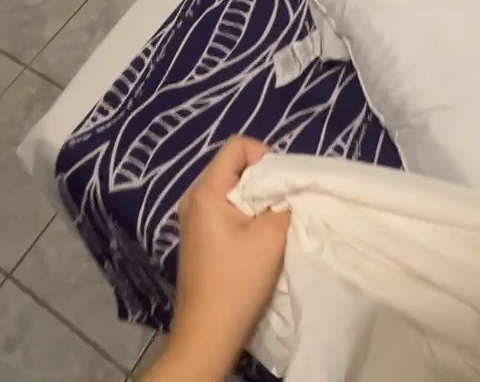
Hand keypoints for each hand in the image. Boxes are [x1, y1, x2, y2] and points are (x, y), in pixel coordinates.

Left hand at [159, 136, 290, 379]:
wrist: (207, 334)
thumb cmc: (238, 281)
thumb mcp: (272, 236)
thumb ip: (284, 201)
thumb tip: (287, 188)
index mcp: (206, 191)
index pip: (237, 145)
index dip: (264, 156)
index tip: (279, 185)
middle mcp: (192, 197)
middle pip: (232, 164)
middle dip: (260, 178)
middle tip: (279, 203)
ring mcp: (191, 217)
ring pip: (229, 186)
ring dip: (253, 197)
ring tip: (268, 221)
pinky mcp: (196, 235)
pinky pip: (222, 205)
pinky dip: (242, 212)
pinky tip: (252, 237)